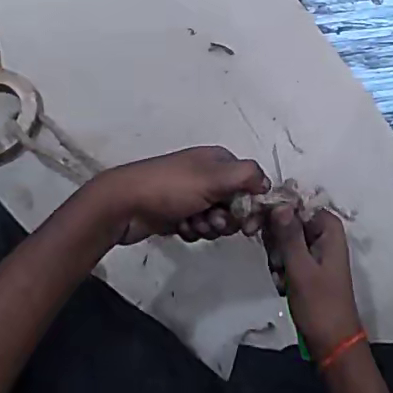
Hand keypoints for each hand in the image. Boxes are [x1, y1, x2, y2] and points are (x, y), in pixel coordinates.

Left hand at [89, 146, 268, 245]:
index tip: (250, 225)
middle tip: (212, 220)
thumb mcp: (214, 177)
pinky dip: (194, 230)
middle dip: (227, 218)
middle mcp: (210, 175)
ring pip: (219, 219)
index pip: (252, 183)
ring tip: (192, 223)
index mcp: (220, 161)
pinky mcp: (180, 214)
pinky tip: (181, 228)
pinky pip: (200, 227)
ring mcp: (193, 195)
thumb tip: (268, 184)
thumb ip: (247, 176)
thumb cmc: (172, 187)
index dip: (254, 205)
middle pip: (237, 204)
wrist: (124, 205)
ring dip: (209, 226)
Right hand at [264, 206, 362, 358]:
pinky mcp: (308, 264)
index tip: (253, 225)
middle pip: (287, 220)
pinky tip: (284, 286)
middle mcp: (323, 231)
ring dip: (277, 259)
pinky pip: (287, 256)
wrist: (331, 342)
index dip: (273, 211)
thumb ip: (289, 235)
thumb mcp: (300, 268)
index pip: (295, 203)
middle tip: (276, 264)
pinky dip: (281, 270)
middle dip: (275, 242)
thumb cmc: (319, 304)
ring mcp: (316, 248)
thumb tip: (280, 203)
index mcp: (328, 226)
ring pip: (283, 240)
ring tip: (283, 280)